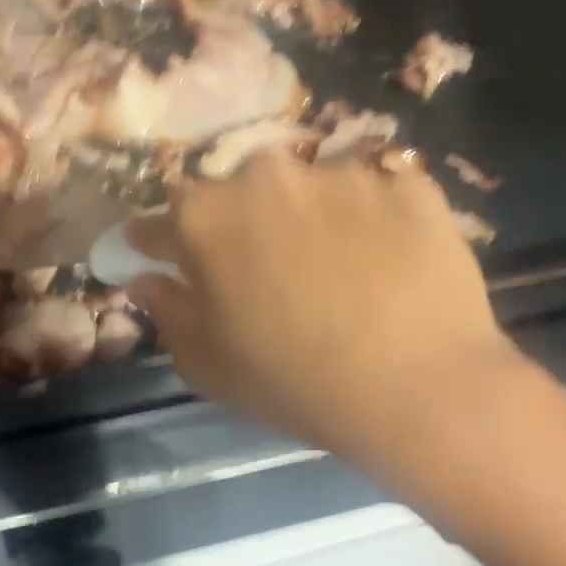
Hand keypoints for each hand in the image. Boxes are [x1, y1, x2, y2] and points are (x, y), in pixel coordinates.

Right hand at [125, 154, 525, 464]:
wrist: (418, 389)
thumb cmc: (287, 379)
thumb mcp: (203, 360)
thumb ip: (167, 309)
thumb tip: (148, 279)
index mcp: (203, 218)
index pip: (159, 219)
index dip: (157, 242)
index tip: (160, 257)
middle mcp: (264, 178)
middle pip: (234, 192)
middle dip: (236, 221)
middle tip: (256, 266)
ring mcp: (339, 176)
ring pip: (304, 189)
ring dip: (302, 216)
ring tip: (328, 264)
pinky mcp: (406, 185)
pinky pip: (371, 194)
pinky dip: (366, 218)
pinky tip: (380, 259)